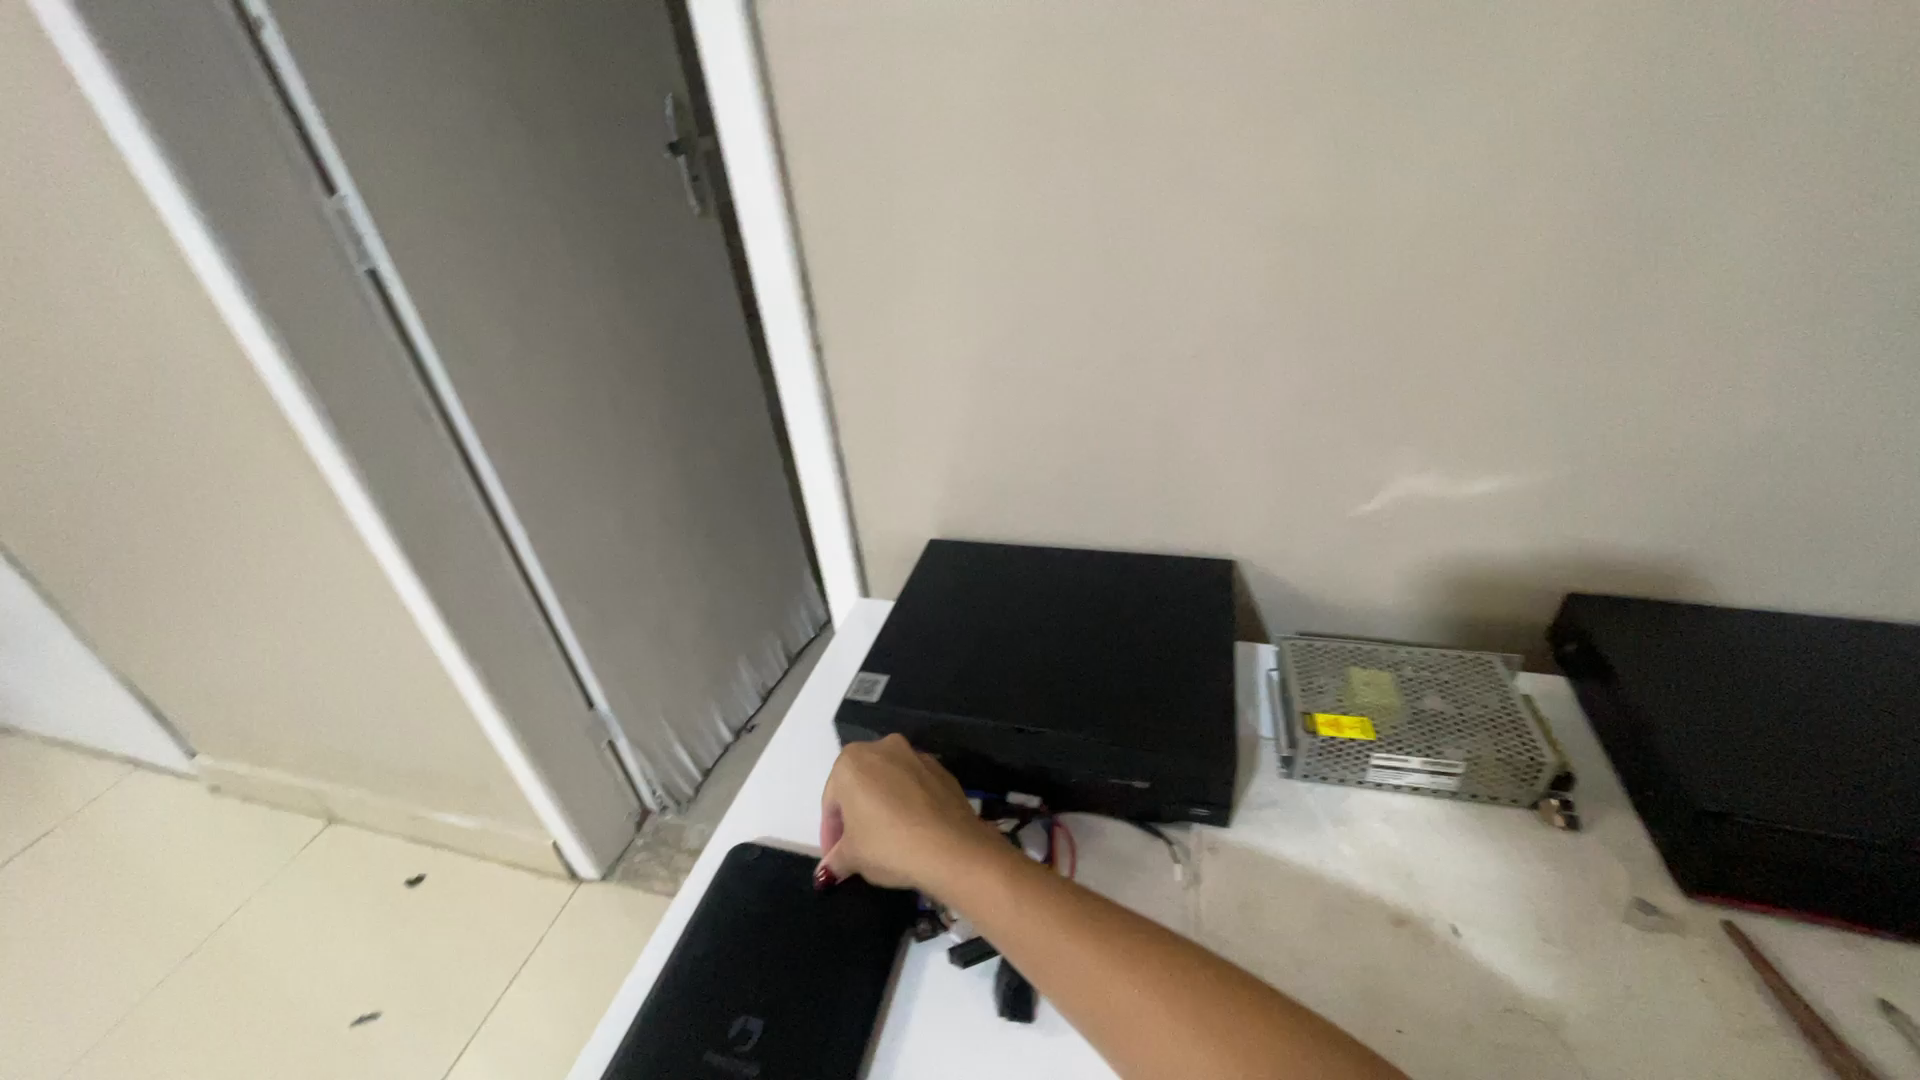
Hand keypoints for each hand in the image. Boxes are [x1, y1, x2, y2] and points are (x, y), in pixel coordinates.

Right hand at [818, 734, 1008, 894]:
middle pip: (860, 786)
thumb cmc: (888, 845)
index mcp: (851, 761)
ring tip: (885, 841)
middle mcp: (883, 748)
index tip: (834, 859)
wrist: (951, 847)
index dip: (830, 834)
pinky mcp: (941, 770)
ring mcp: (916, 756)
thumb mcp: (852, 857)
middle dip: (855, 816)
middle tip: (855, 850)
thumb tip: (828, 870)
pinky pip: (914, 787)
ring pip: (888, 783)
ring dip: (882, 807)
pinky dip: (908, 805)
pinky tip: (911, 831)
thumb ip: (835, 858)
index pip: (831, 802)